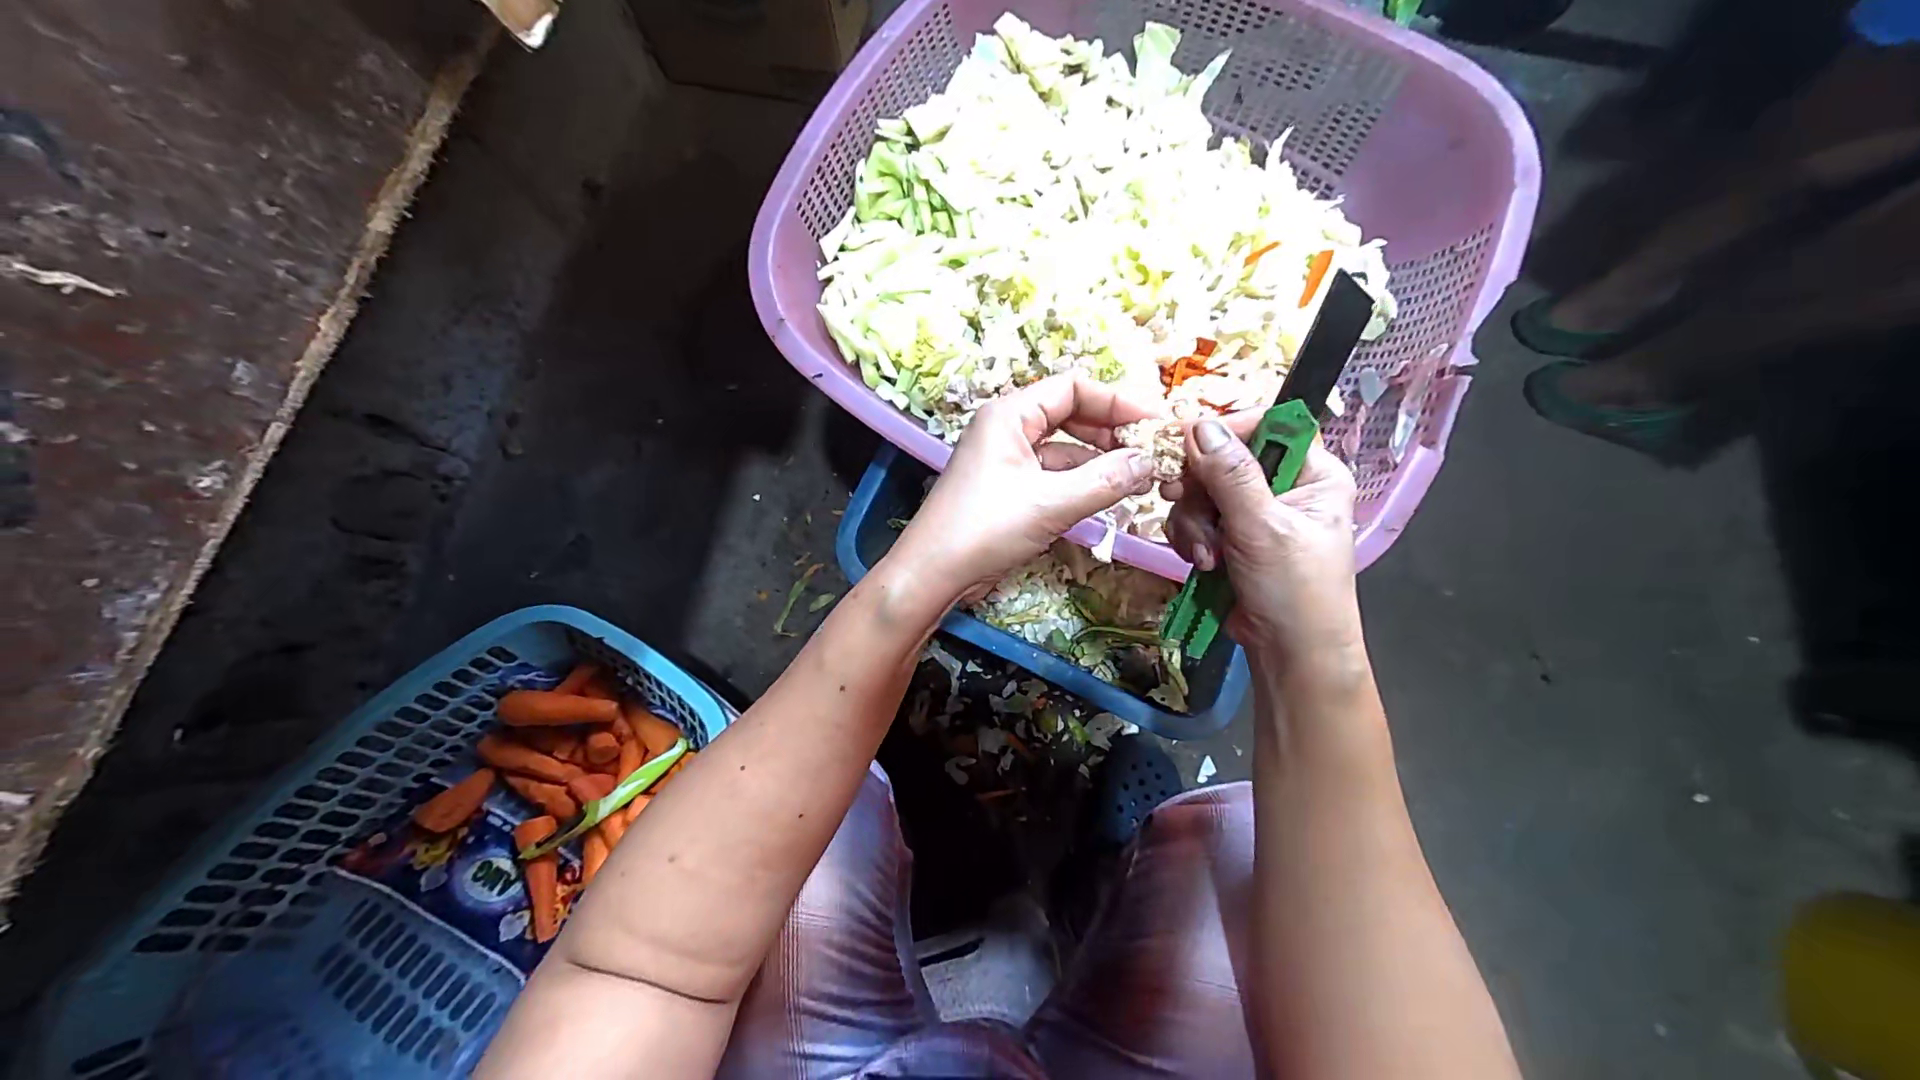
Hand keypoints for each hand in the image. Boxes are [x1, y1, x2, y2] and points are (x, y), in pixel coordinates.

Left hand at [889, 374, 1160, 602]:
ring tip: (1140, 475)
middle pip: (1071, 414)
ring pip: (1064, 447)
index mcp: (1010, 414)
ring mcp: (1007, 460)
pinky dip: (1081, 481)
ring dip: (1099, 459)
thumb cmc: (985, 529)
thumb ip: (1106, 480)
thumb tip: (1151, 461)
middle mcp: (1008, 429)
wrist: (933, 574)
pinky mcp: (1009, 489)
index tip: (1156, 423)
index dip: (1118, 401)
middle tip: (1151, 451)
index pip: (1073, 388)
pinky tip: (1110, 495)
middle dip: (1111, 430)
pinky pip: (1054, 474)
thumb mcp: (1051, 503)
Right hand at [1163, 419, 1365, 687]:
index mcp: (1312, 473)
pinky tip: (1199, 562)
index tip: (1187, 445)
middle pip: (1222, 460)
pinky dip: (1189, 538)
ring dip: (1192, 522)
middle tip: (1181, 502)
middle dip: (1200, 491)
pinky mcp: (1228, 538)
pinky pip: (1194, 520)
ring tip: (1204, 555)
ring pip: (1202, 492)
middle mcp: (1283, 487)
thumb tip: (1200, 424)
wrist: (1289, 653)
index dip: (1225, 432)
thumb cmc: (1294, 589)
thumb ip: (1230, 475)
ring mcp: (1252, 514)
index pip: (1267, 427)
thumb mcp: (1263, 527)